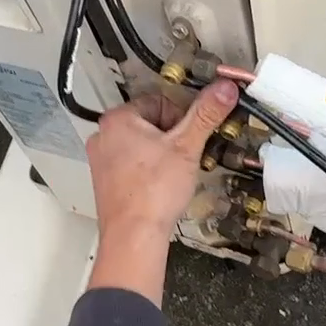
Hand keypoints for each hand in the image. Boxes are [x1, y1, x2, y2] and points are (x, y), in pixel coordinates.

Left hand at [84, 79, 240, 304]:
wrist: (134, 236)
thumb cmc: (153, 193)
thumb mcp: (187, 146)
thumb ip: (206, 114)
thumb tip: (223, 89)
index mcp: (118, 119)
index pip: (159, 102)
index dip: (181, 119)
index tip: (189, 137)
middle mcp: (103, 136)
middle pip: (150, 123)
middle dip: (171, 138)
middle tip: (183, 157)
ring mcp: (101, 161)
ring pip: (141, 145)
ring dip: (161, 154)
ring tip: (171, 175)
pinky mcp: (106, 182)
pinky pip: (132, 165)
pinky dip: (148, 172)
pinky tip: (159, 187)